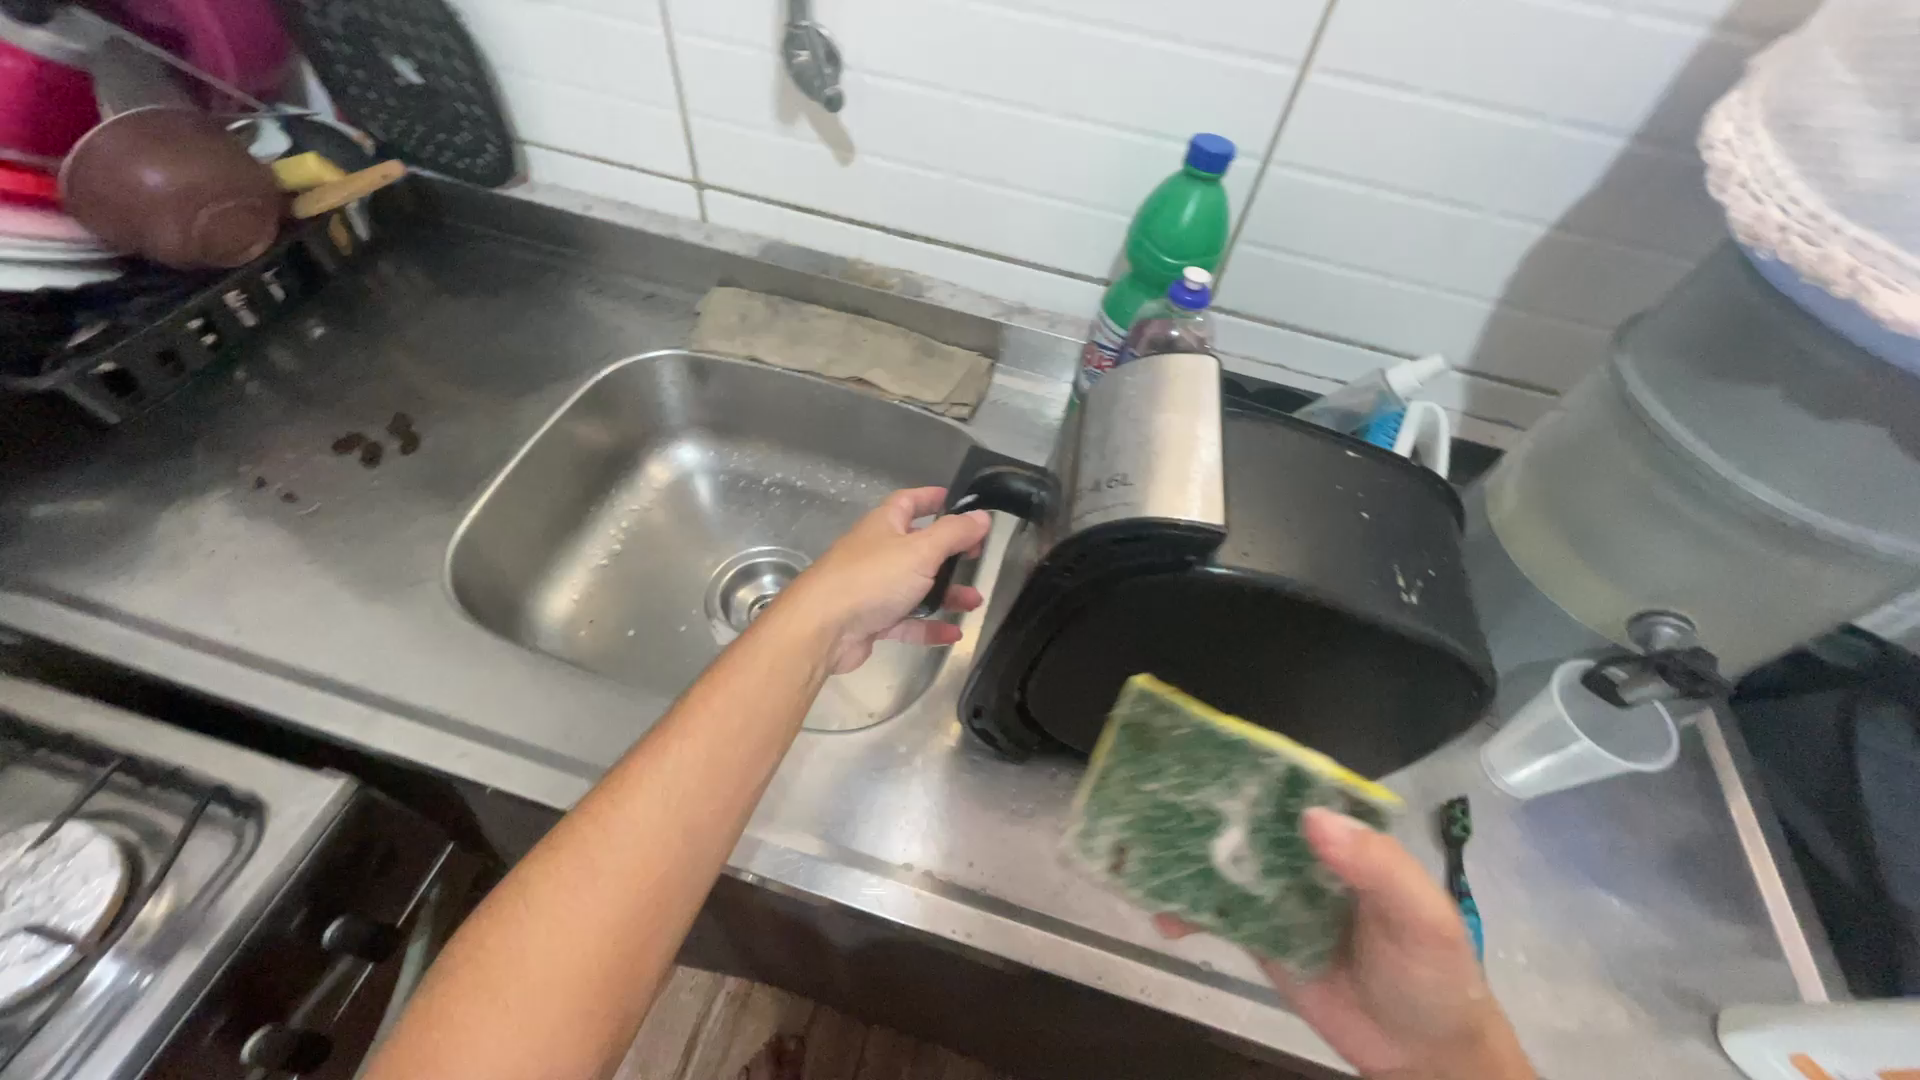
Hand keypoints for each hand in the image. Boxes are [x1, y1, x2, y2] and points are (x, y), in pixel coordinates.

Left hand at [775, 486, 991, 674]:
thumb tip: (982, 516)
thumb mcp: (920, 550)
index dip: (931, 498)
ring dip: (945, 594)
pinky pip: (907, 622)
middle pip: (918, 548)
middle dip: (949, 554)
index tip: (956, 501)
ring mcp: (872, 588)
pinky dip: (929, 626)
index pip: (909, 502)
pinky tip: (954, 633)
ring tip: (974, 602)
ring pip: (915, 587)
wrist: (821, 629)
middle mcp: (877, 552)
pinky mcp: (871, 621)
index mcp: (884, 525)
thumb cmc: (872, 578)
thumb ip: (954, 533)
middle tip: (975, 557)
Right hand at [1159, 809, 1532, 1079]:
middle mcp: (1300, 855)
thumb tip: (1311, 817)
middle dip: (1197, 813)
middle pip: (1243, 824)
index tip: (1198, 758)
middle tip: (1149, 806)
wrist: (1420, 1054)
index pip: (1288, 791)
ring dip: (1181, 861)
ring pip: (1220, 865)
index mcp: (1339, 835)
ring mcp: (1274, 895)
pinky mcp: (1256, 935)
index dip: (1247, 773)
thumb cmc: (1432, 973)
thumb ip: (1377, 866)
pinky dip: (1184, 911)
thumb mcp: (1422, 916)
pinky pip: (1214, 915)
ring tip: (1139, 859)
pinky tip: (1163, 919)